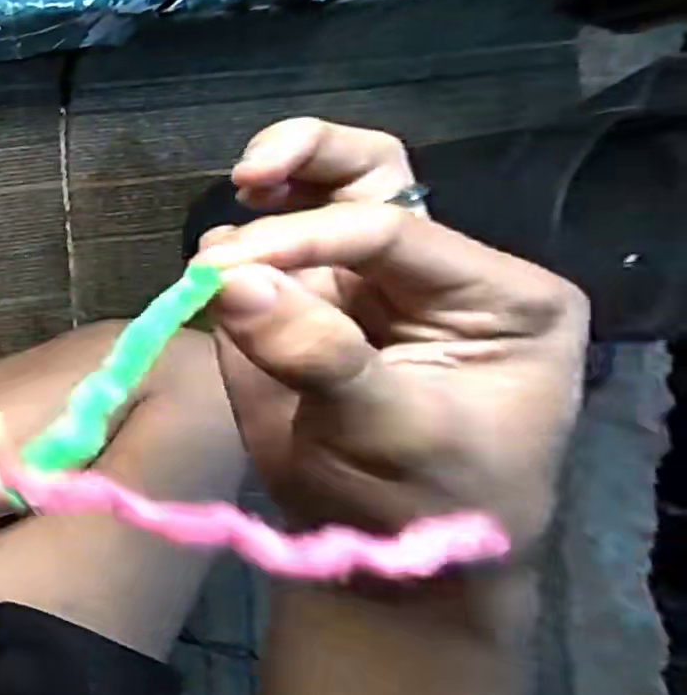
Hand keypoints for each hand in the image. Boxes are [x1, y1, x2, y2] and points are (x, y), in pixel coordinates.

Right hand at [197, 119, 588, 547]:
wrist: (370, 539)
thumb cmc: (420, 495)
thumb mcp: (391, 431)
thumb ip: (319, 353)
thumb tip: (226, 280)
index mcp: (485, 293)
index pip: (385, 229)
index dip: (299, 239)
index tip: (221, 272)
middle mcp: (415, 272)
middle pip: (369, 173)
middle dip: (305, 155)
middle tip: (250, 173)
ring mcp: (342, 283)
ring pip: (309, 197)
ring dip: (261, 192)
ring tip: (225, 222)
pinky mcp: (281, 303)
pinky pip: (245, 256)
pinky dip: (220, 254)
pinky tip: (209, 280)